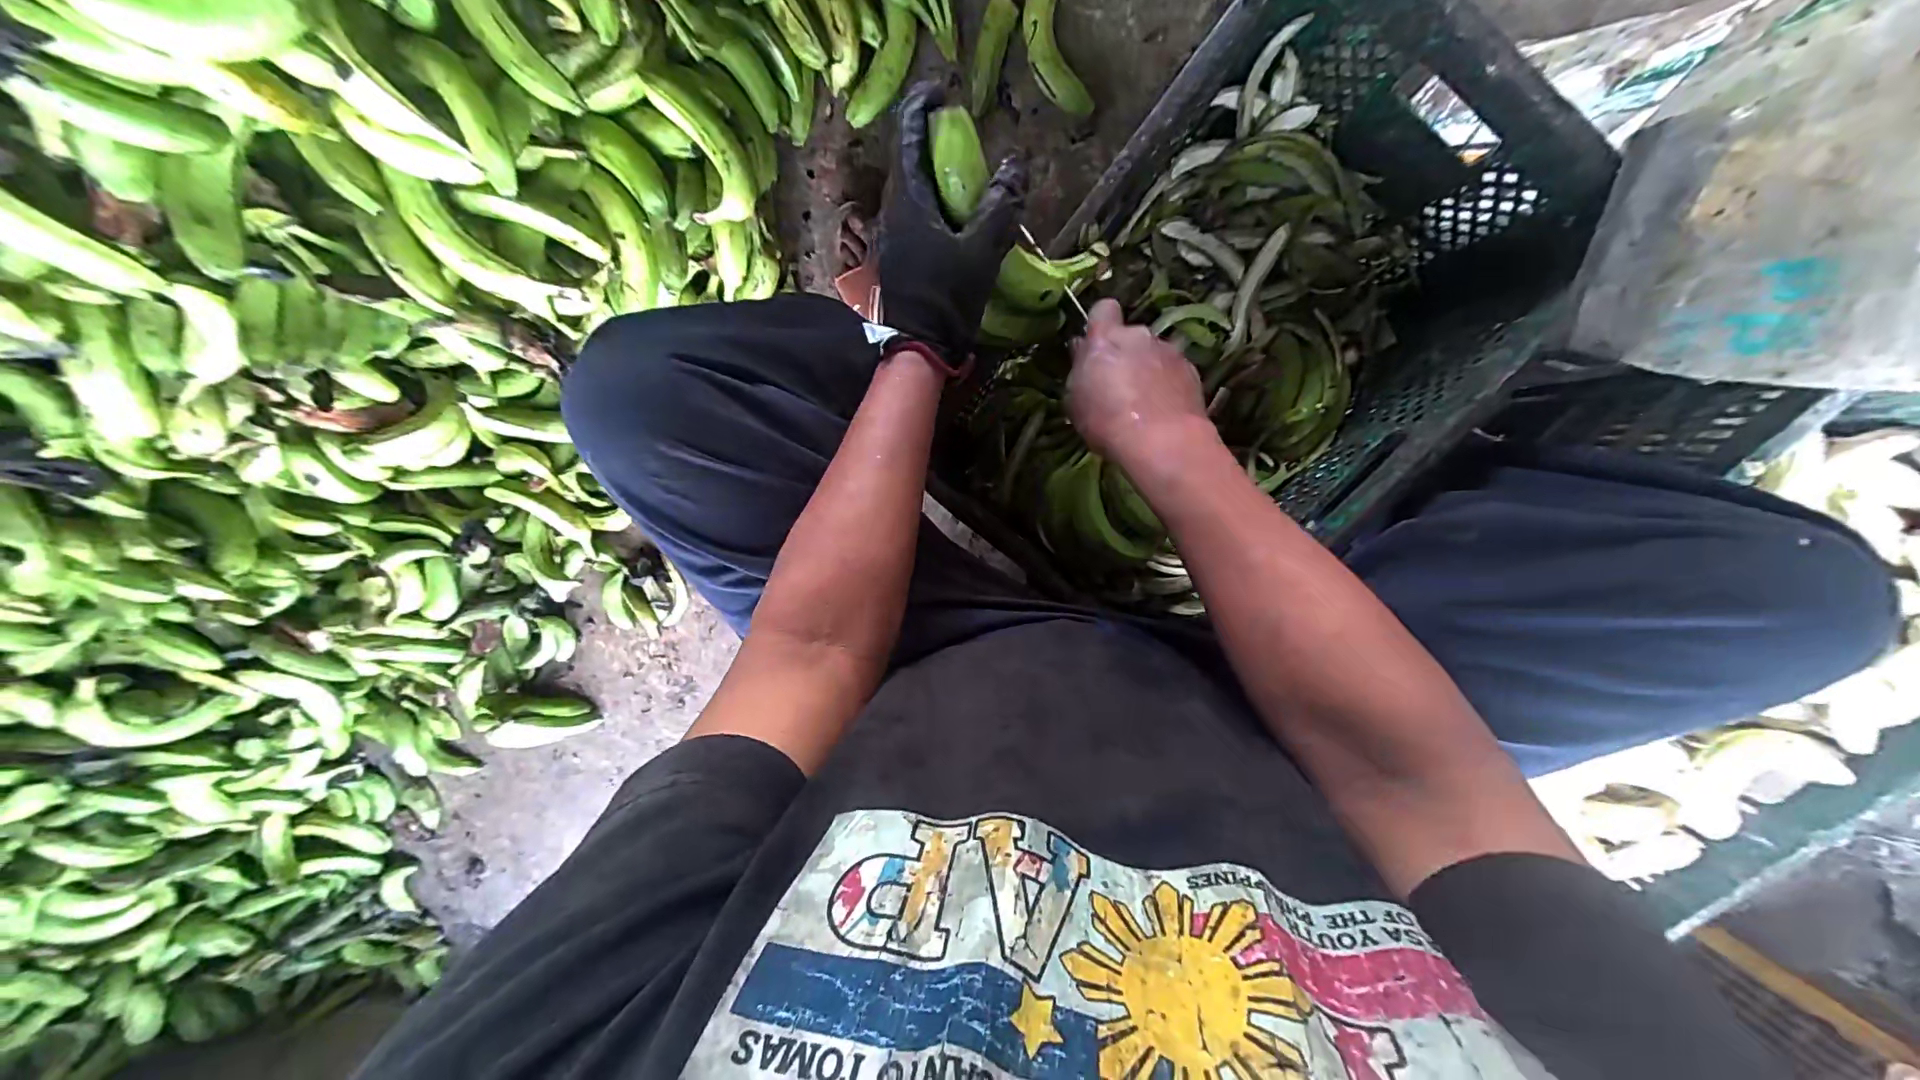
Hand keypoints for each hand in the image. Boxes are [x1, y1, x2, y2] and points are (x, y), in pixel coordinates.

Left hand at [876, 81, 1025, 359]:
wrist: (917, 348)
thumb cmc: (946, 298)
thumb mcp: (983, 251)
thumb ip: (1000, 206)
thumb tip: (1016, 165)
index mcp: (906, 201)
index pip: (908, 135)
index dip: (923, 105)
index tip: (943, 92)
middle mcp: (889, 213)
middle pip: (906, 163)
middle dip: (930, 142)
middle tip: (959, 136)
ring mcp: (887, 238)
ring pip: (907, 193)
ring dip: (931, 178)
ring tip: (960, 179)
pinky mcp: (891, 259)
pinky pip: (910, 218)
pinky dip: (929, 207)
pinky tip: (950, 221)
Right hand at [1067, 298, 1216, 473]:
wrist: (1162, 441)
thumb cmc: (1107, 421)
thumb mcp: (1075, 399)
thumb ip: (1080, 368)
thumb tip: (1083, 349)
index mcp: (1105, 338)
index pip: (1103, 309)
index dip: (1099, 323)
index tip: (1095, 345)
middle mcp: (1139, 336)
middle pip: (1129, 335)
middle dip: (1124, 353)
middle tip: (1117, 385)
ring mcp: (1169, 351)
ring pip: (1152, 353)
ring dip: (1147, 369)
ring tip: (1143, 402)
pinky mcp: (1191, 370)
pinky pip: (1172, 370)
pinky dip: (1166, 383)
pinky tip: (1162, 408)